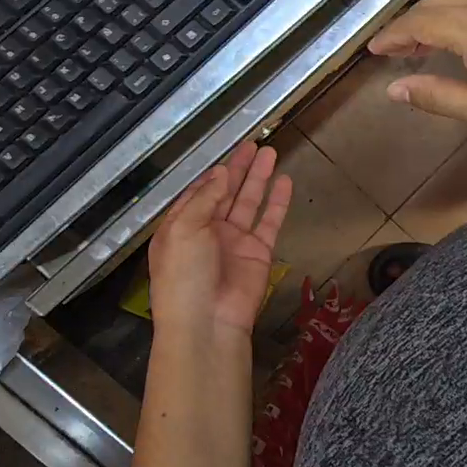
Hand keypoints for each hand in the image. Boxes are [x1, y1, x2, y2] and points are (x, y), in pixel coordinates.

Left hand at [147, 142, 292, 337]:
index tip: (228, 156)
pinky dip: (278, 201)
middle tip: (253, 145)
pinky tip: (284, 182)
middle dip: (238, 169)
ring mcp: (235, 240)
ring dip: (259, 178)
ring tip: (270, 153)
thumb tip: (221, 174)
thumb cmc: (185, 276)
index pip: (198, 193)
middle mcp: (208, 231)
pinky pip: (270, 220)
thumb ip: (205, 199)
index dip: (213, 175)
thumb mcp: (184, 231)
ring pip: (249, 201)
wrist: (208, 320)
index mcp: (181, 227)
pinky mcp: (259, 250)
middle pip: (225, 192)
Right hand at [367, 0, 466, 131]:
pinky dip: (461, 10)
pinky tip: (466, 34)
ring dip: (436, 15)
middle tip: (396, 50)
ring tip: (426, 44)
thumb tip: (394, 88)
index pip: (418, 22)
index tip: (374, 50)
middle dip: (410, 24)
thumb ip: (436, 97)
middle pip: (435, 3)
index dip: (392, 35)